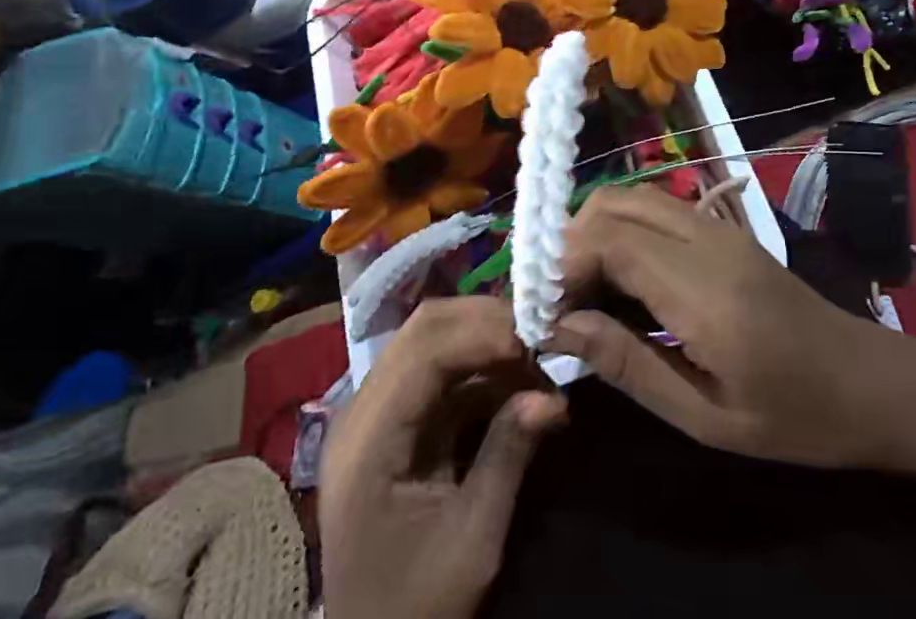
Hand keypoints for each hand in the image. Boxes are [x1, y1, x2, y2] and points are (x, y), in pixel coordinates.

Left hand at [321, 298, 565, 618]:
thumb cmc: (418, 602)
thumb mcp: (472, 538)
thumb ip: (507, 456)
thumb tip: (552, 395)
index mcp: (368, 443)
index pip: (422, 354)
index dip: (481, 335)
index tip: (537, 344)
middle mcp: (363, 413)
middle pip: (424, 330)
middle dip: (487, 325)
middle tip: (541, 346)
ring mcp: (377, 414)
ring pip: (433, 341)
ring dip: (488, 344)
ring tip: (539, 373)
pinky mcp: (397, 422)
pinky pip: (442, 372)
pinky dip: (483, 370)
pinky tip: (520, 390)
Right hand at [546, 185, 910, 468]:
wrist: (872, 384)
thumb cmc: (795, 417)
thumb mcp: (706, 416)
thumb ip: (628, 364)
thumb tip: (559, 327)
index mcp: (705, 290)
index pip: (609, 240)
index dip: (560, 265)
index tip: (538, 312)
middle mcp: (710, 241)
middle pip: (614, 204)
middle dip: (568, 245)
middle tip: (555, 304)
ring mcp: (722, 230)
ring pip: (634, 199)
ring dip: (593, 235)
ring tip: (581, 296)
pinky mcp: (728, 234)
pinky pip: (658, 212)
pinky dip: (622, 234)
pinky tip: (620, 285)